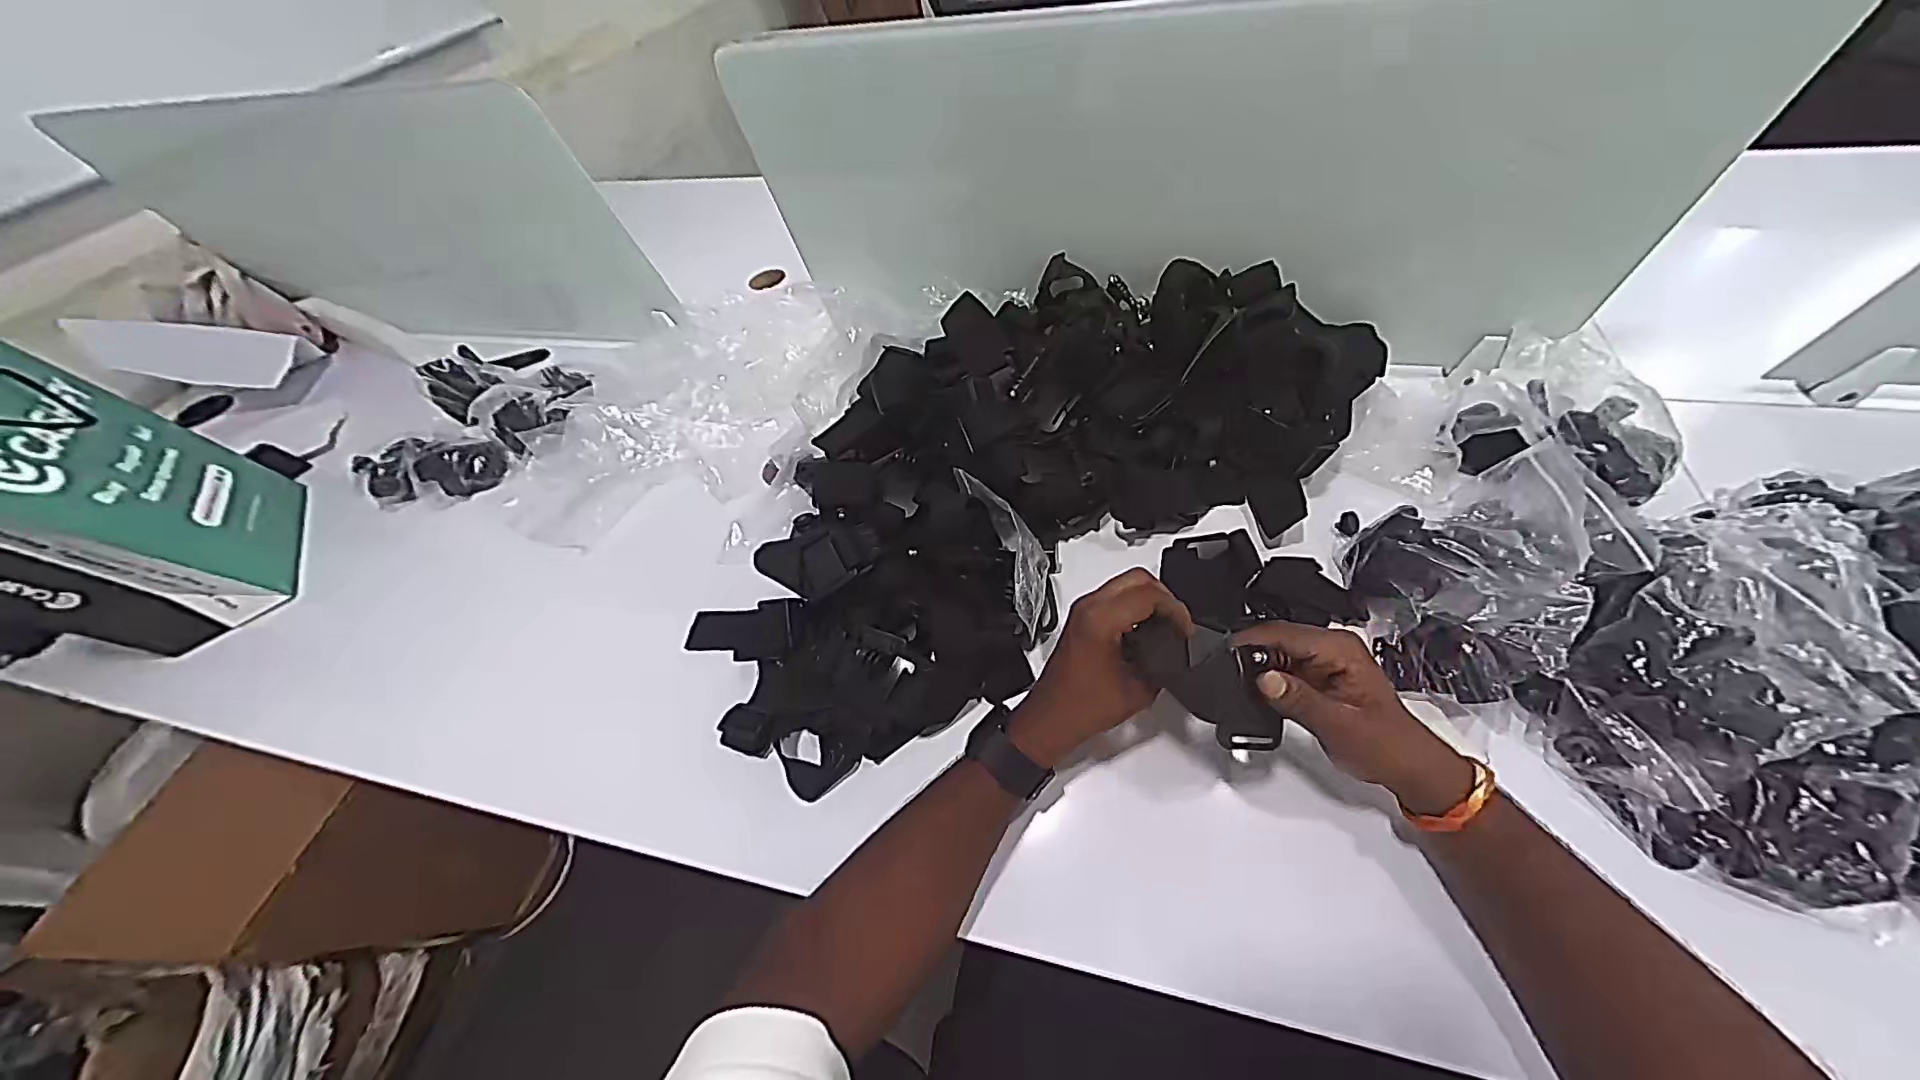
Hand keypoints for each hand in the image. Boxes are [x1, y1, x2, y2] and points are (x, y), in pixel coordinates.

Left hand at [1006, 569, 1194, 767]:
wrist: (1052, 717)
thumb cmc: (1081, 706)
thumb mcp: (1139, 688)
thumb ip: (1162, 660)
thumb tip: (1175, 649)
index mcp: (1100, 619)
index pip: (1149, 594)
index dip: (1176, 610)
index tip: (1184, 628)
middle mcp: (1088, 608)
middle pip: (1137, 578)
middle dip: (1165, 597)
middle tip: (1178, 621)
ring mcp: (1081, 610)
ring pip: (1124, 583)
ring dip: (1148, 599)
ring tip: (1165, 625)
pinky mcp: (1080, 618)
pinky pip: (1112, 597)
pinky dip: (1133, 606)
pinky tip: (1144, 630)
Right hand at [1232, 621, 1473, 815]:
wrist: (1407, 767)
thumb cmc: (1388, 745)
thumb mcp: (1338, 724)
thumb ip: (1297, 699)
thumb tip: (1264, 678)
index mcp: (1341, 648)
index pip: (1283, 632)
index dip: (1251, 642)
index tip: (1226, 654)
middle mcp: (1333, 648)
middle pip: (1276, 639)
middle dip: (1252, 656)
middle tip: (1232, 675)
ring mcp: (1325, 661)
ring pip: (1276, 654)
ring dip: (1260, 669)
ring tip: (1247, 688)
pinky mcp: (1317, 676)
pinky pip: (1283, 669)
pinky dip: (1270, 681)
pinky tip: (1265, 695)